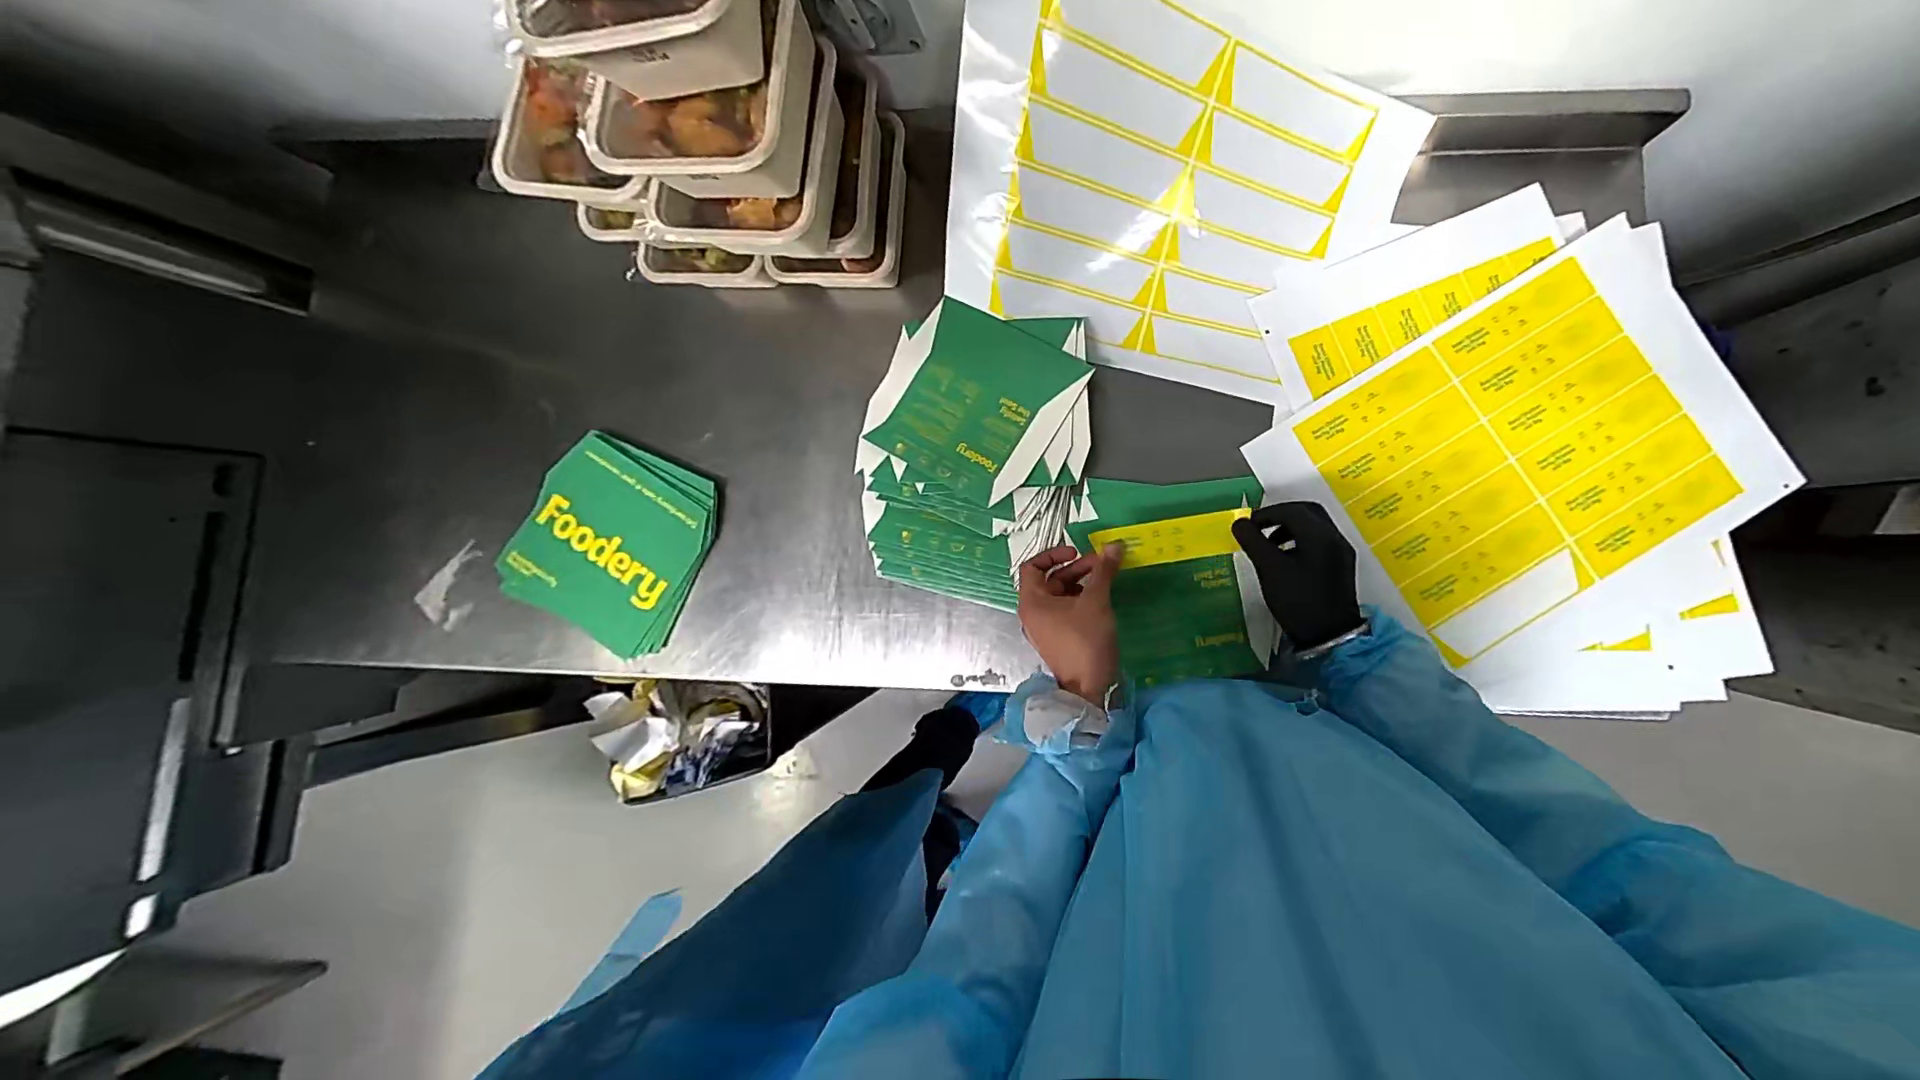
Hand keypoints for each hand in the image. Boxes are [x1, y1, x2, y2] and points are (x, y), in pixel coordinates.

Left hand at [1017, 543, 1122, 706]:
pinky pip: (1064, 611)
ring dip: (1079, 583)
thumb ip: (1103, 571)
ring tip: (1104, 580)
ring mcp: (1043, 628)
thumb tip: (1114, 546)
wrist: (1089, 687)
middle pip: (1049, 580)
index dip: (1053, 554)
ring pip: (1059, 595)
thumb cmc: (1085, 640)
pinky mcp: (1056, 638)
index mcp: (1031, 602)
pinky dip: (1079, 600)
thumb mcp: (1096, 601)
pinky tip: (1100, 600)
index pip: (1032, 566)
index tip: (1076, 552)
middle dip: (1074, 568)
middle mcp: (1032, 613)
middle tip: (1101, 564)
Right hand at [1231, 502, 1364, 652]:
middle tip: (1260, 527)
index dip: (1266, 514)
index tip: (1248, 526)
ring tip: (1270, 543)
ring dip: (1290, 527)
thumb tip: (1240, 523)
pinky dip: (1300, 539)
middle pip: (1307, 512)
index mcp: (1319, 535)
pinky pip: (1319, 540)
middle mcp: (1334, 538)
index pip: (1292, 510)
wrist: (1329, 634)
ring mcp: (1341, 552)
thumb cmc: (1298, 600)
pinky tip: (1286, 557)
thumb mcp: (1270, 569)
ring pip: (1315, 526)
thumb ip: (1253, 542)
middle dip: (1281, 515)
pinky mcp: (1341, 565)